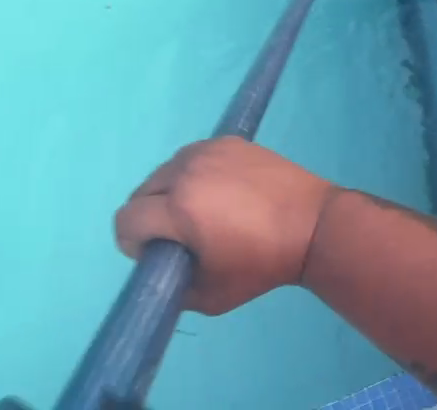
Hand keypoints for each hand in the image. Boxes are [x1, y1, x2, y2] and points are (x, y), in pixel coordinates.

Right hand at [114, 137, 341, 314]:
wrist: (310, 224)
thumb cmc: (261, 264)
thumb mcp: (210, 297)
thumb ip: (172, 285)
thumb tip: (158, 268)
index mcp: (178, 208)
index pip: (126, 220)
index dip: (133, 243)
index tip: (158, 252)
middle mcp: (186, 171)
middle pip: (141, 192)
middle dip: (151, 216)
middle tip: (180, 234)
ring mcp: (207, 149)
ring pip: (165, 171)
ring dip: (170, 192)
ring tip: (202, 210)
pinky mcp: (227, 140)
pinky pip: (193, 156)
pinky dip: (195, 173)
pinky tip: (222, 190)